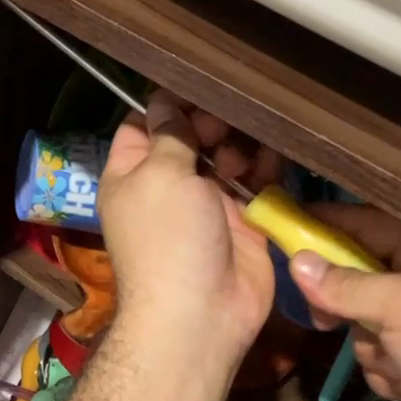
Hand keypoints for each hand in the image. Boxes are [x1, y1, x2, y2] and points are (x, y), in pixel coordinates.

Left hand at [99, 94, 274, 363]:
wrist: (200, 313)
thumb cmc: (168, 239)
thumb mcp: (159, 175)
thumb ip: (169, 135)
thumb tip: (167, 104)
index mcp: (131, 175)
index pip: (143, 125)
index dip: (168, 104)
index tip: (198, 87)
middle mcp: (166, 186)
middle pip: (190, 136)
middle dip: (210, 122)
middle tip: (225, 125)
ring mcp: (205, 203)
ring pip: (226, 155)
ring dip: (239, 144)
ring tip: (244, 152)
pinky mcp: (242, 220)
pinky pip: (255, 182)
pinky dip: (263, 168)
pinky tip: (270, 160)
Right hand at [287, 207, 400, 400]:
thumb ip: (346, 284)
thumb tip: (297, 263)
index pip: (363, 224)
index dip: (321, 224)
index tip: (278, 226)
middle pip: (352, 276)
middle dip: (339, 302)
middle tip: (322, 317)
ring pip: (357, 322)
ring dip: (366, 345)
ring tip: (394, 360)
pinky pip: (372, 355)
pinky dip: (382, 370)